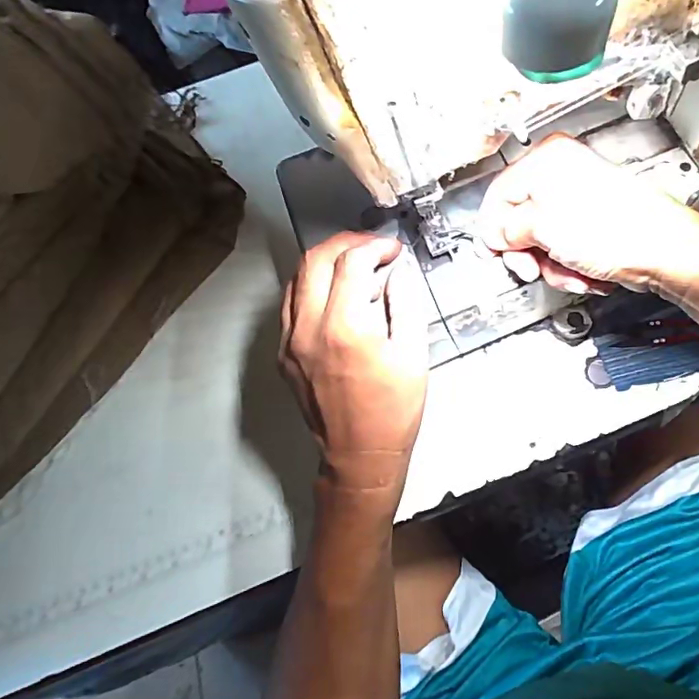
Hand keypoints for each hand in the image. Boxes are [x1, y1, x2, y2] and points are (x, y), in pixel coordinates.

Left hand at [280, 232, 429, 506]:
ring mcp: (290, 342)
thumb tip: (399, 271)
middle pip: (315, 260)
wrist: (359, 455)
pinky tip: (334, 293)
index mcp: (344, 328)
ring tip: (353, 264)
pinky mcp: (285, 354)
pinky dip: (311, 287)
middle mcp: (308, 329)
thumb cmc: (392, 412)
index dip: (375, 246)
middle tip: (371, 247)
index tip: (392, 250)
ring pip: (296, 278)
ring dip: (325, 262)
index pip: (352, 263)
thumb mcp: (413, 355)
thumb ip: (405, 304)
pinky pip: (290, 305)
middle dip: (345, 243)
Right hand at [477, 135, 698, 298]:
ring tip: (572, 269)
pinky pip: (565, 247)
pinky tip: (586, 270)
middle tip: (532, 266)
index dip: (492, 230)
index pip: (497, 196)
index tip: (494, 253)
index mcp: (547, 160)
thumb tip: (495, 236)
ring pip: (542, 240)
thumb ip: (507, 230)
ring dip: (552, 264)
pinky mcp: (593, 222)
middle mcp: (562, 173)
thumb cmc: (618, 230)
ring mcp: (579, 199)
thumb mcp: (542, 228)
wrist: (666, 251)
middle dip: (526, 252)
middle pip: (519, 221)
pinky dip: (571, 265)